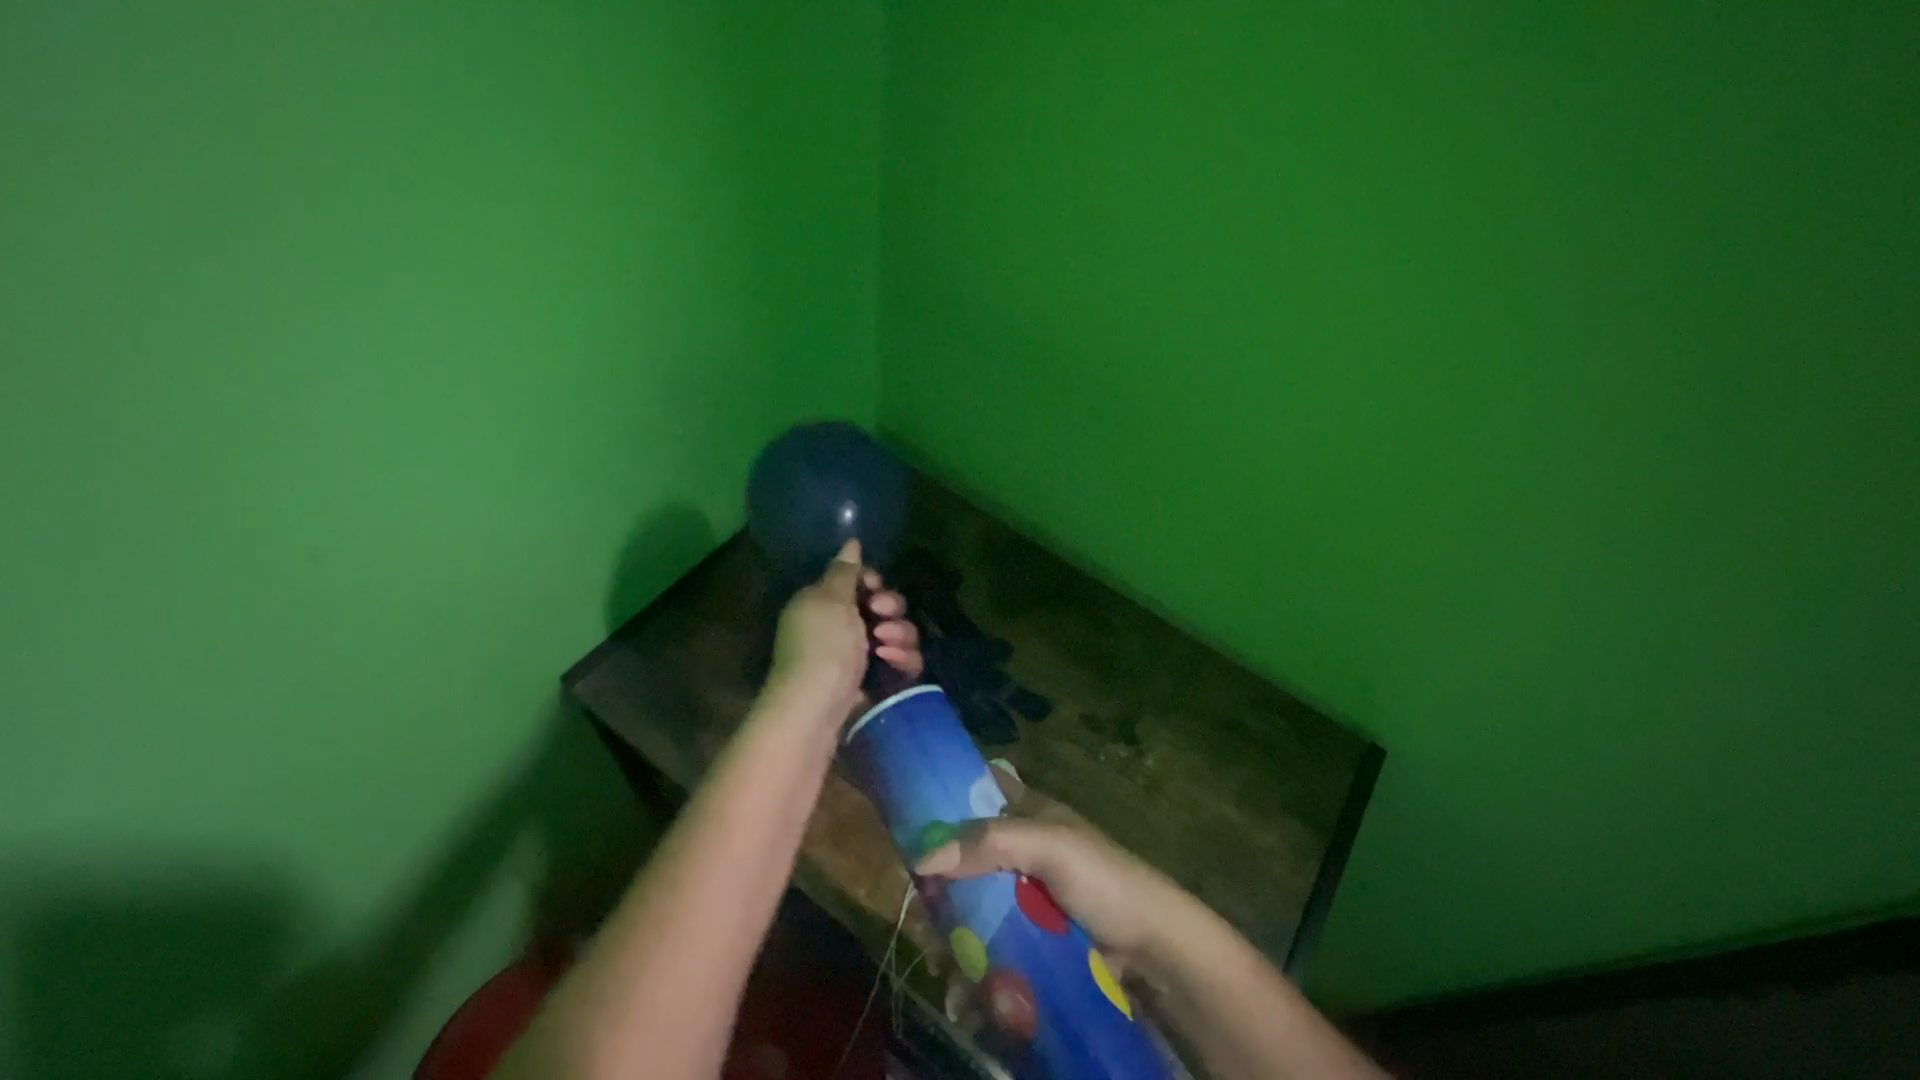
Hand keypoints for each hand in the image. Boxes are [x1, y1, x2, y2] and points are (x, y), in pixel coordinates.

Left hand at [768, 539, 922, 717]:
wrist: (814, 709)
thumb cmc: (820, 646)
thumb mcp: (830, 599)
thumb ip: (845, 571)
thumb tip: (851, 541)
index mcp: (823, 602)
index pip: (860, 582)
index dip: (873, 583)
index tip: (874, 590)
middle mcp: (840, 626)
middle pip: (884, 607)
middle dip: (892, 611)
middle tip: (882, 621)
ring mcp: (856, 655)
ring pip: (896, 634)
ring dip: (900, 636)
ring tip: (886, 650)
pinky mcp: (871, 681)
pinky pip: (898, 663)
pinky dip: (901, 661)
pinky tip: (892, 665)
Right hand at [914, 763, 1193, 965]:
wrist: (1153, 947)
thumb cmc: (1105, 880)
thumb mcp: (1051, 846)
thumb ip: (991, 842)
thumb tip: (923, 856)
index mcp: (1029, 813)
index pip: (978, 791)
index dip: (944, 797)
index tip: (907, 817)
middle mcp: (1021, 848)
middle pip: (965, 853)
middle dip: (940, 879)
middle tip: (918, 904)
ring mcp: (1024, 894)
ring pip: (972, 901)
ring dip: (953, 929)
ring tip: (940, 958)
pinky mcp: (1029, 935)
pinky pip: (989, 940)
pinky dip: (973, 959)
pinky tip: (961, 983)